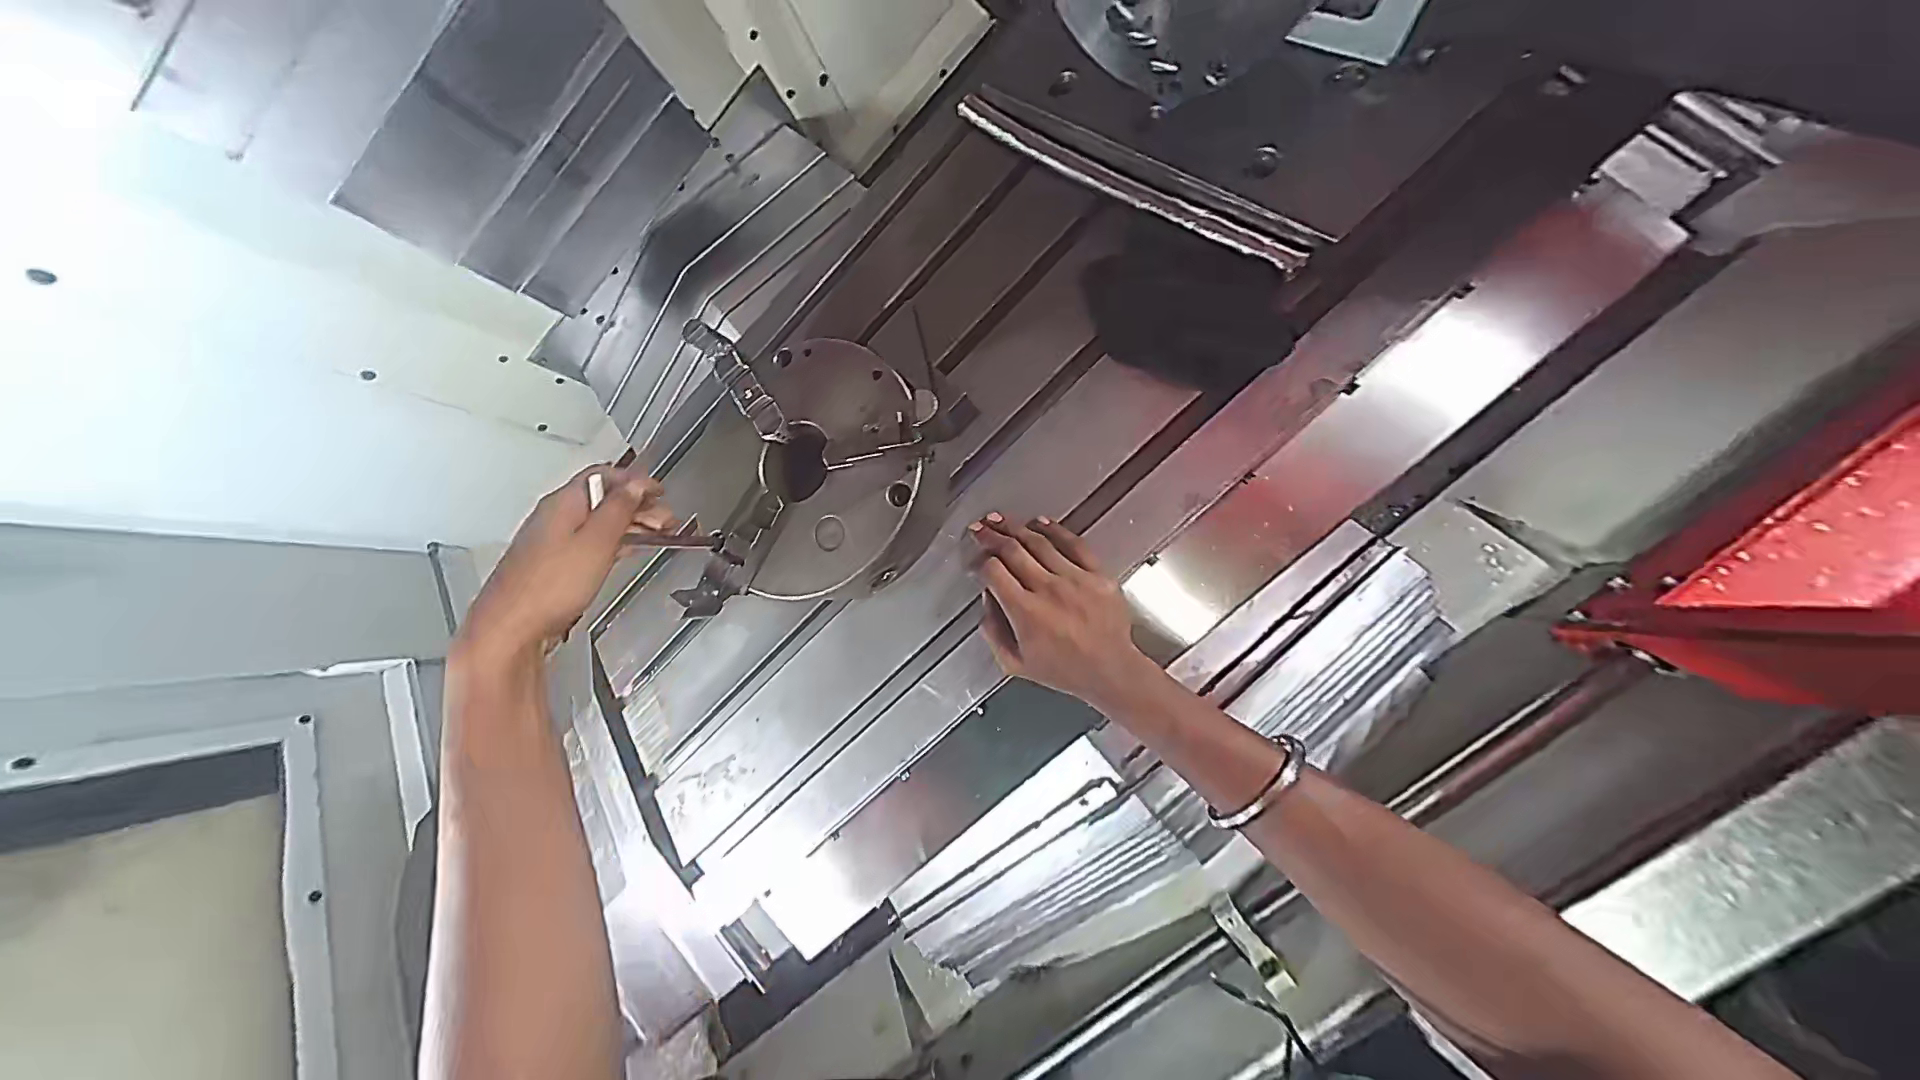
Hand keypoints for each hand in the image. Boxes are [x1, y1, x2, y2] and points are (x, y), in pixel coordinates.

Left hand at [456, 464, 676, 664]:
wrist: (511, 628)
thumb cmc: (546, 588)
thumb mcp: (596, 541)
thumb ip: (619, 509)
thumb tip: (636, 486)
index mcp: (563, 503)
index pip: (604, 475)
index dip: (636, 481)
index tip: (658, 491)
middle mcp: (555, 517)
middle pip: (603, 498)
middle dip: (638, 504)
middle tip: (664, 517)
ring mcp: (553, 540)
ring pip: (599, 520)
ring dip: (630, 523)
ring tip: (654, 534)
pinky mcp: (555, 562)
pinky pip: (591, 541)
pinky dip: (615, 541)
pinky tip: (625, 552)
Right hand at [969, 513, 1156, 708]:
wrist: (1110, 670)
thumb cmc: (1065, 670)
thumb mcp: (1015, 663)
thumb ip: (993, 631)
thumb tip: (986, 599)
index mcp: (1026, 613)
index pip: (993, 571)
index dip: (979, 561)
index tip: (975, 560)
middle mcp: (1049, 591)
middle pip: (1012, 550)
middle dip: (991, 536)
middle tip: (980, 529)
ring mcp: (1075, 580)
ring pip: (1038, 542)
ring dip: (1015, 527)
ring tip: (1001, 520)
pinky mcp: (1097, 575)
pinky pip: (1073, 543)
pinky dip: (1054, 529)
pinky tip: (1039, 522)